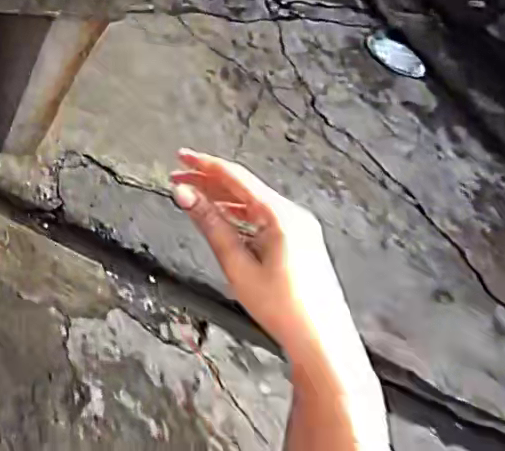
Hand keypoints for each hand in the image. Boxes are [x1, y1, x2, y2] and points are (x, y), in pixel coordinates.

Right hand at [170, 149, 362, 362]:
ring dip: (220, 196)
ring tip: (193, 197)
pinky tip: (220, 217)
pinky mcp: (299, 241)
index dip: (203, 164)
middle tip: (178, 179)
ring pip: (251, 200)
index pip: (234, 176)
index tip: (180, 157)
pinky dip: (237, 212)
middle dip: (208, 180)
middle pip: (242, 186)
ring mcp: (299, 228)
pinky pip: (261, 215)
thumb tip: (184, 193)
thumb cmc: (285, 309)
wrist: (325, 348)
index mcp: (281, 215)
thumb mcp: (237, 263)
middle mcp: (293, 216)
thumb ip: (208, 222)